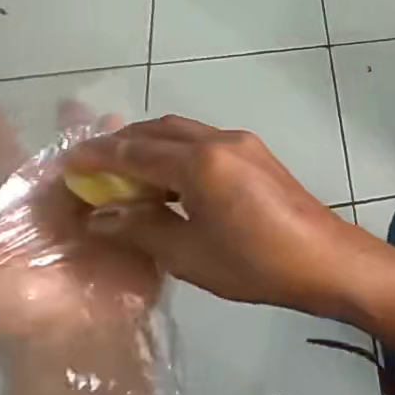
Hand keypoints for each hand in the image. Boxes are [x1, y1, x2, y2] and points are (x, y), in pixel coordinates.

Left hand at [0, 106, 159, 394]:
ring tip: (112, 116)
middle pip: (58, 161)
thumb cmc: (12, 307)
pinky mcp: (135, 225)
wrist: (73, 341)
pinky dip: (145, 164)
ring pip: (102, 168)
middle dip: (61, 132)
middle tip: (67, 100)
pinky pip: (140, 186)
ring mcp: (99, 216)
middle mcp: (55, 210)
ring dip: (106, 142)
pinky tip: (150, 144)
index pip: (1, 163)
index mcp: (15, 213)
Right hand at [65, 116, 376, 315]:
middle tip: (91, 166)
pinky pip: (204, 141)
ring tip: (123, 172)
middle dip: (121, 144)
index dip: (98, 157)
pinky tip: (167, 178)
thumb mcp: (189, 254)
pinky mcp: (256, 153)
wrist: (326, 260)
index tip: (68, 164)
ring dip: (150, 145)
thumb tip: (100, 216)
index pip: (135, 152)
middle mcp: (220, 140)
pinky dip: (176, 151)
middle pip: (158, 131)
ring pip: (182, 132)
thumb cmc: (255, 263)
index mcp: (200, 162)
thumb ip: (142, 228)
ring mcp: (243, 143)